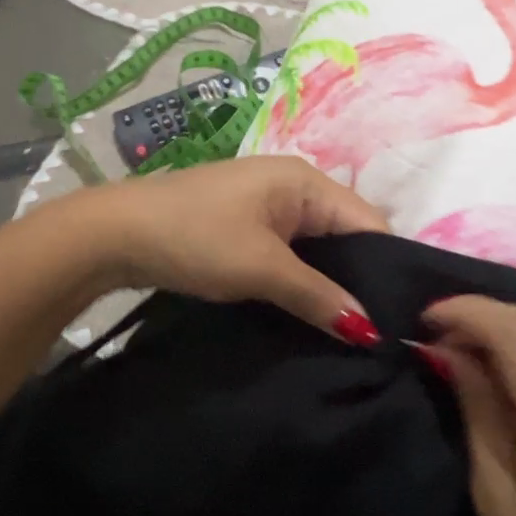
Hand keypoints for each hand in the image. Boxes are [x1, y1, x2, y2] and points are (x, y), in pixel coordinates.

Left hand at [60, 156, 390, 342]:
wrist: (113, 234)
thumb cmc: (194, 238)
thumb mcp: (260, 268)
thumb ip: (318, 296)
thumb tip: (370, 331)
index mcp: (305, 181)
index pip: (370, 223)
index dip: (389, 270)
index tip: (402, 321)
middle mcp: (293, 186)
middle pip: (347, 235)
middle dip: (361, 281)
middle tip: (378, 334)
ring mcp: (268, 207)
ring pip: (318, 249)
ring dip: (330, 285)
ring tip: (350, 332)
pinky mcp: (246, 228)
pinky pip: (292, 255)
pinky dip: (302, 281)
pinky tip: (310, 314)